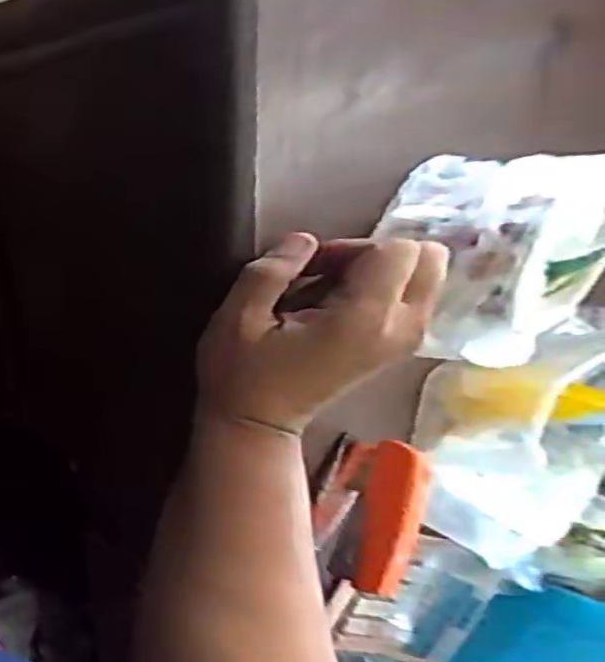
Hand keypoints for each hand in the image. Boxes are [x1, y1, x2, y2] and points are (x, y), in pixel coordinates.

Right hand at [197, 234, 447, 434]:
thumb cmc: (239, 372)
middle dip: (372, 255)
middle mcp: (403, 325)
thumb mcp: (235, 319)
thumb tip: (302, 240)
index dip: (345, 247)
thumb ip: (268, 273)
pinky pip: (411, 296)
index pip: (394, 251)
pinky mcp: (400, 344)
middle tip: (321, 276)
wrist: (255, 421)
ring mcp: (408, 337)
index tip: (303, 269)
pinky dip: (378, 290)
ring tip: (323, 296)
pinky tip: (333, 311)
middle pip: (426, 257)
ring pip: (422, 274)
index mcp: (364, 318)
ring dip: (376, 272)